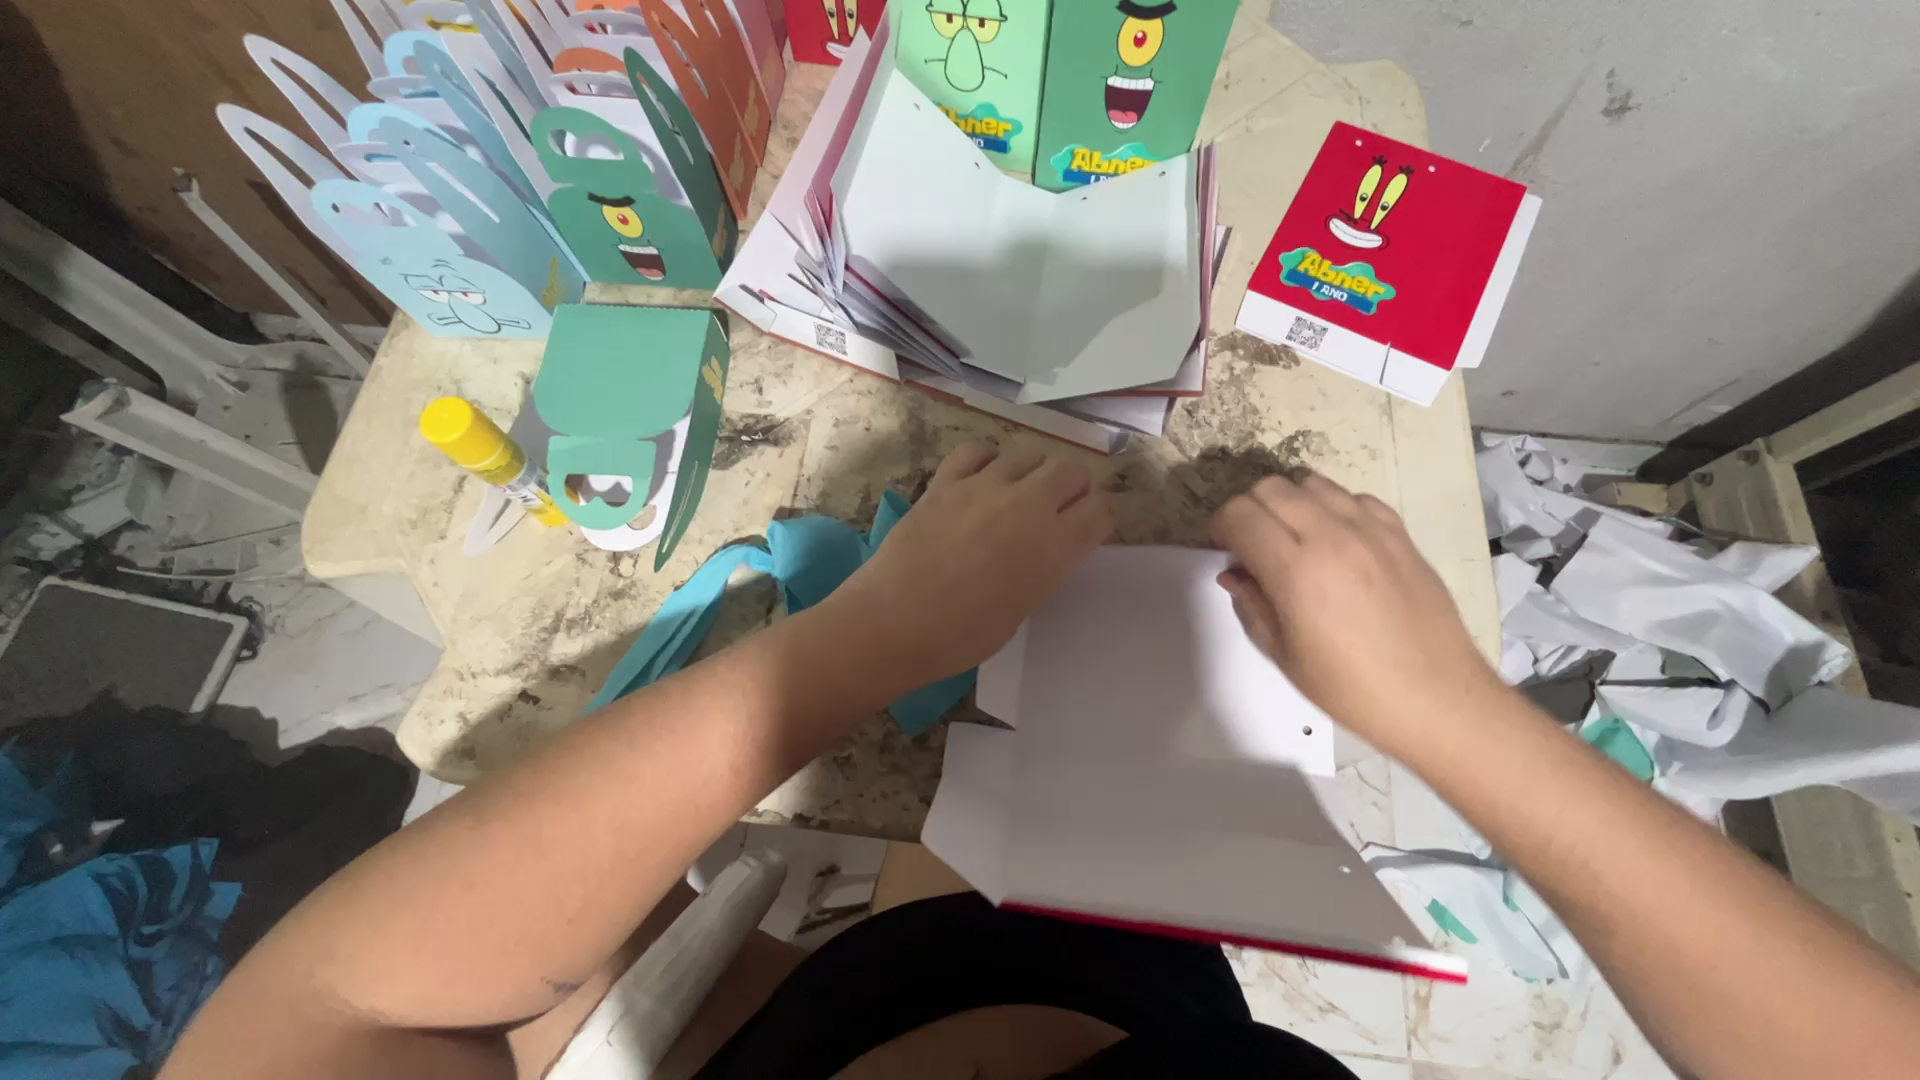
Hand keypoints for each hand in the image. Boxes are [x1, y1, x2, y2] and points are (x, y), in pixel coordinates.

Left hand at [827, 442, 1112, 691]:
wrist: (892, 623)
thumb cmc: (960, 637)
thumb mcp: (1020, 610)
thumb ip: (1041, 570)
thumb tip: (1042, 549)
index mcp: (1053, 547)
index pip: (1100, 510)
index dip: (1096, 520)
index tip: (1084, 531)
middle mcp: (1027, 506)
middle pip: (1072, 471)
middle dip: (1072, 489)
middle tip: (1055, 512)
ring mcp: (984, 487)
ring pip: (1029, 455)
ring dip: (1031, 474)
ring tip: (1016, 498)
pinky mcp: (945, 481)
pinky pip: (978, 450)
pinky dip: (986, 460)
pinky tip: (981, 480)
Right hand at [1211, 472, 1502, 755]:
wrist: (1436, 698)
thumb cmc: (1351, 688)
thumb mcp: (1283, 654)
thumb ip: (1251, 603)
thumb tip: (1235, 573)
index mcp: (1296, 570)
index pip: (1240, 515)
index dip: (1222, 527)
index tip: (1225, 550)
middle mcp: (1332, 537)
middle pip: (1271, 489)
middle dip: (1250, 510)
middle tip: (1253, 544)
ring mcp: (1371, 531)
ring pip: (1312, 484)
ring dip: (1291, 503)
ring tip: (1294, 539)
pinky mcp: (1400, 535)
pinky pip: (1355, 498)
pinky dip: (1333, 509)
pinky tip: (1336, 542)